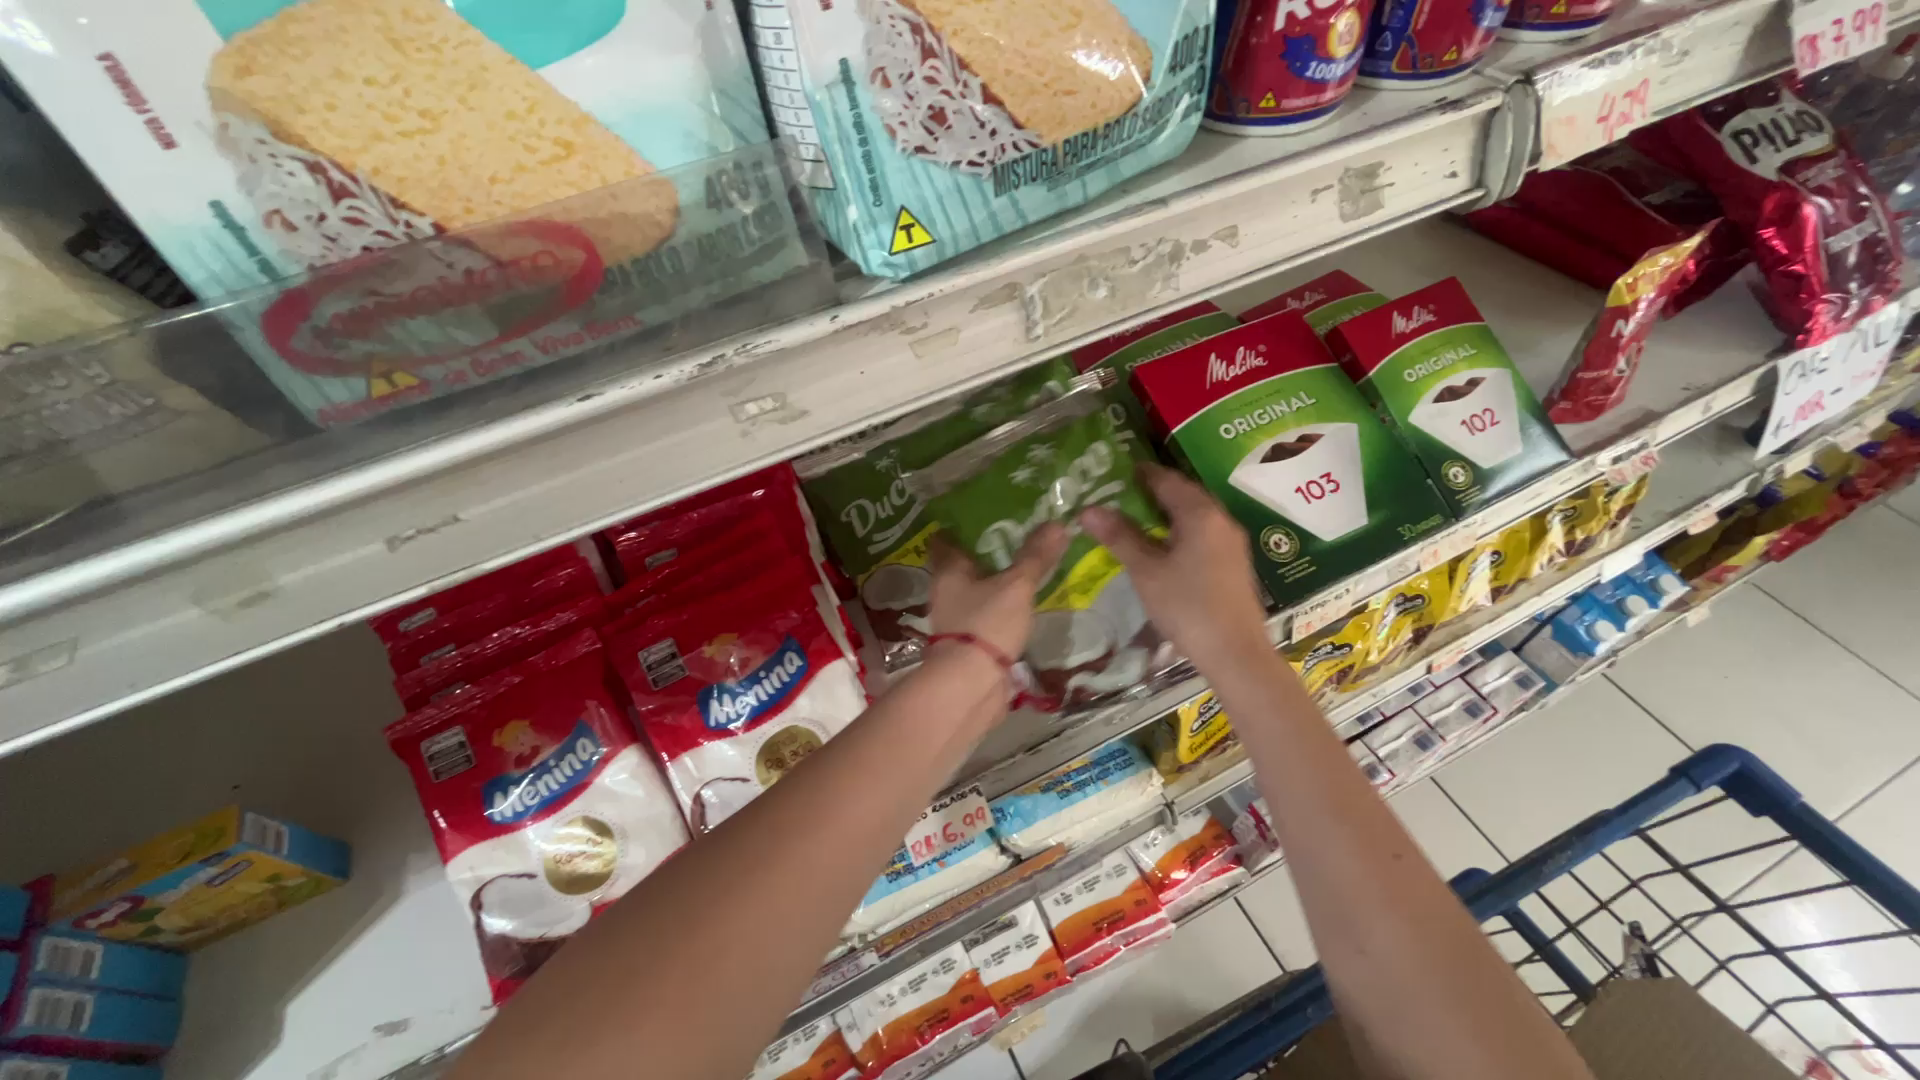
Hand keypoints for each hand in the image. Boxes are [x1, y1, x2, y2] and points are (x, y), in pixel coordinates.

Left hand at [927, 523, 1069, 661]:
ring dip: (996, 578)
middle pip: (964, 562)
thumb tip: (1057, 523)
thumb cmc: (986, 625)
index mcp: (948, 569)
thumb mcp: (1016, 586)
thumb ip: (1035, 556)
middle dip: (988, 550)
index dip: (966, 521)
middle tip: (1018, 533)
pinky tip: (1023, 599)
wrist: (971, 686)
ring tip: (1026, 563)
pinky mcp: (970, 640)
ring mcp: (956, 617)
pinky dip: (1001, 603)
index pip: (948, 536)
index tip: (990, 510)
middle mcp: (946, 590)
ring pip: (976, 588)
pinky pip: (986, 612)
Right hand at [1079, 463, 1273, 670]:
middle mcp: (1220, 519)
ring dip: (1166, 512)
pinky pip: (1203, 533)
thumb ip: (1119, 537)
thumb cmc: (1187, 606)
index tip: (1114, 472)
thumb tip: (1088, 509)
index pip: (1166, 480)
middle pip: (1183, 494)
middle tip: (1119, 495)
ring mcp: (1231, 541)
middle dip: (1152, 491)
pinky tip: (1162, 547)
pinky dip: (1179, 530)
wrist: (1235, 652)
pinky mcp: (1233, 562)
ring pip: (1194, 515)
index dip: (1139, 474)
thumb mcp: (1146, 571)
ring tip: (1134, 519)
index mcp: (1199, 513)